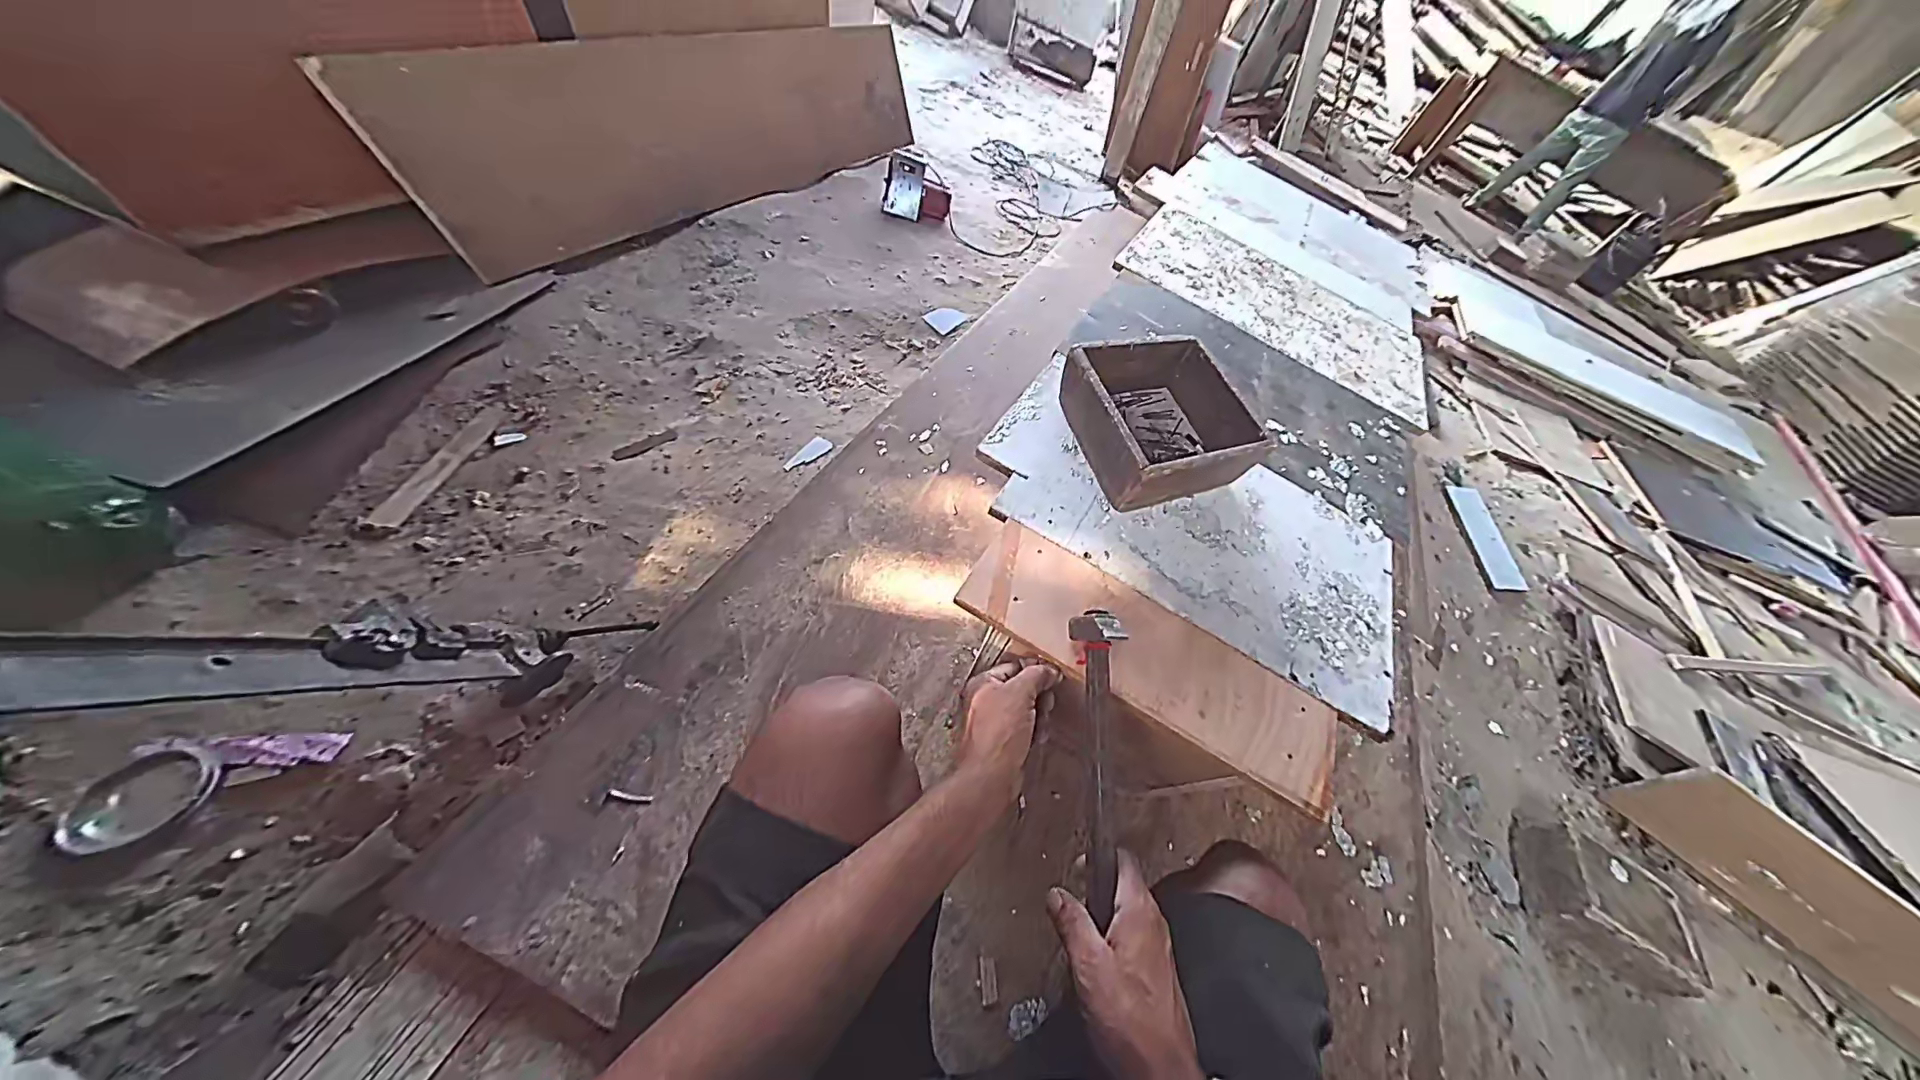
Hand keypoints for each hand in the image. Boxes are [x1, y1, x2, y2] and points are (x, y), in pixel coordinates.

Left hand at [955, 659, 1058, 795]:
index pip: (1014, 666)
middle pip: (1022, 689)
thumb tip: (1048, 670)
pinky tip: (1036, 739)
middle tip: (1044, 704)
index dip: (1034, 670)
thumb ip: (1035, 675)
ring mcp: (994, 723)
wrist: (991, 776)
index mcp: (983, 683)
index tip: (1051, 675)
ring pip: (1027, 710)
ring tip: (1038, 726)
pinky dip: (1034, 733)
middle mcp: (985, 701)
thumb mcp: (1020, 693)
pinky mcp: (1003, 742)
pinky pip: (1026, 730)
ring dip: (1038, 716)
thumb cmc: (997, 735)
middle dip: (1038, 697)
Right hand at [1047, 852, 1202, 1079]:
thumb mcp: (1088, 964)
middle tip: (1071, 893)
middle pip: (1124, 882)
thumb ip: (1071, 922)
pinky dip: (1111, 933)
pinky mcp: (1155, 967)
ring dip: (1102, 910)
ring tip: (1078, 923)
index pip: (1124, 859)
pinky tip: (1095, 954)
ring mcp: (1157, 945)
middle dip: (1096, 883)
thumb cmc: (1132, 1023)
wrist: (1161, 1069)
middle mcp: (1154, 923)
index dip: (1099, 853)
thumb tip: (1057, 894)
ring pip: (1126, 909)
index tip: (1078, 859)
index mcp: (1140, 911)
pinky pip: (1131, 933)